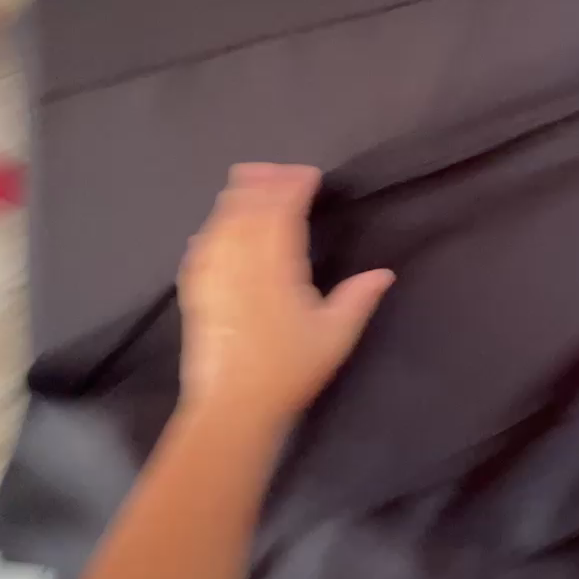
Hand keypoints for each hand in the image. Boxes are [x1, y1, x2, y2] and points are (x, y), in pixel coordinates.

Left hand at [177, 164, 394, 424]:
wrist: (232, 406)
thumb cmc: (288, 369)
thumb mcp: (335, 335)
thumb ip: (358, 298)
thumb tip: (383, 273)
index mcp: (276, 265)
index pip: (282, 210)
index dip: (295, 186)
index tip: (309, 175)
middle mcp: (240, 259)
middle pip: (248, 206)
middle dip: (266, 182)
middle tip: (283, 172)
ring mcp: (212, 272)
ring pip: (222, 220)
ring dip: (238, 196)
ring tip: (251, 181)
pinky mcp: (195, 289)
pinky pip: (201, 244)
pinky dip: (213, 226)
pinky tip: (217, 225)